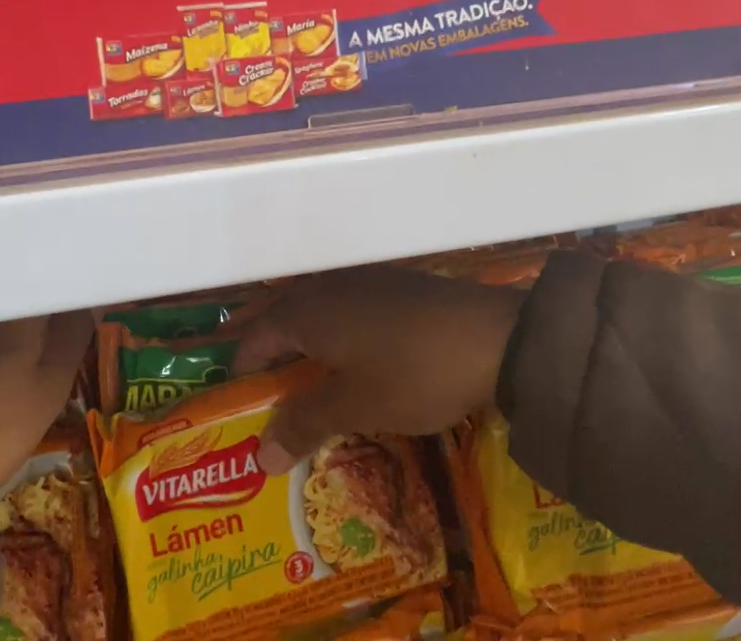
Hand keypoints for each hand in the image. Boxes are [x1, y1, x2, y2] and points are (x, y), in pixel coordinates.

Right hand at [231, 268, 525, 473]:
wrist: (498, 337)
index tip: (243, 418)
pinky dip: (343, 346)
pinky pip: (350, 316)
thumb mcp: (355, 406)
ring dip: (312, 359)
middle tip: (277, 416)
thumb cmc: (413, 372)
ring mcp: (364, 282)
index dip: (243, 380)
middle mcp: (326, 287)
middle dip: (278, 372)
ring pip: (319, 322)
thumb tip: (259, 458)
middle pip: (283, 328)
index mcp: (304, 310)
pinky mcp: (396, 288)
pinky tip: (361, 374)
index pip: (252, 341)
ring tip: (317, 403)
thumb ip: (303, 425)